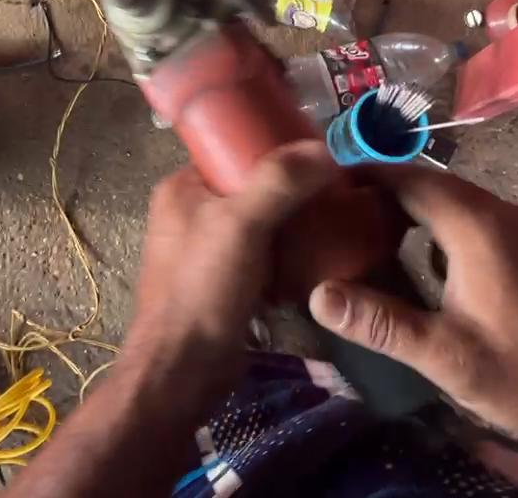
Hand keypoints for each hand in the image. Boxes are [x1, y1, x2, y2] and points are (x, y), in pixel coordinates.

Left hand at [122, 143, 337, 397]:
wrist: (183, 370)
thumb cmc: (203, 287)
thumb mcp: (241, 224)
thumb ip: (279, 183)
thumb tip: (325, 146)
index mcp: (181, 187)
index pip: (231, 151)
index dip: (272, 148)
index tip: (318, 150)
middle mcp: (190, 212)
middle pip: (250, 187)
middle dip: (290, 190)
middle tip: (336, 188)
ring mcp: (207, 250)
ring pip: (260, 223)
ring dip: (292, 225)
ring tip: (336, 218)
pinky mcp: (224, 283)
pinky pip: (263, 256)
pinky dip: (287, 256)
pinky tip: (320, 257)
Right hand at [307, 166, 517, 456]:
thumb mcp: (450, 358)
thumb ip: (381, 323)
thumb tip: (317, 296)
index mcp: (476, 225)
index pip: (406, 176)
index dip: (362, 175)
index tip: (325, 187)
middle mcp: (505, 214)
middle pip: (431, 183)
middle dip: (384, 191)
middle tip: (342, 213)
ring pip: (459, 201)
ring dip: (416, 209)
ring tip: (377, 235)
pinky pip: (482, 220)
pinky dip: (446, 227)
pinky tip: (435, 265)